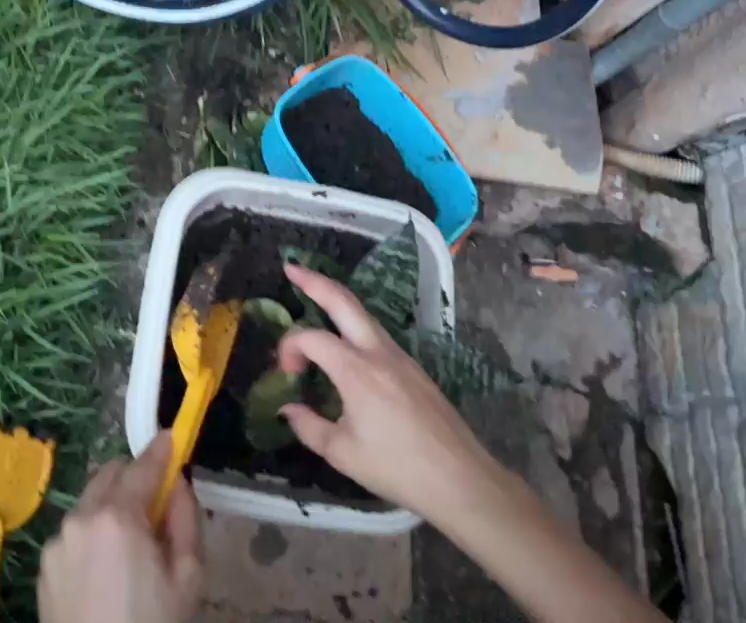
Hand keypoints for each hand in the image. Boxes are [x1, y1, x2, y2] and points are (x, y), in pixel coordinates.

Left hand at [37, 434, 202, 622]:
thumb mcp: (187, 577)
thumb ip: (185, 518)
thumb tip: (177, 482)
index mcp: (118, 516)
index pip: (143, 466)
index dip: (162, 449)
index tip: (174, 436)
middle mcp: (81, 517)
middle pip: (111, 474)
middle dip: (135, 480)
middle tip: (155, 510)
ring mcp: (57, 541)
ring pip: (91, 502)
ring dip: (112, 508)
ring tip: (129, 550)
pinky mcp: (44, 565)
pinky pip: (75, 532)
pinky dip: (92, 536)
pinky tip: (104, 572)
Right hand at [276, 262, 492, 522]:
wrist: (459, 478)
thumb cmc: (397, 468)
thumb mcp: (342, 454)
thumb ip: (308, 427)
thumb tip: (288, 409)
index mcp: (357, 371)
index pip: (312, 338)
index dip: (290, 347)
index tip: (286, 375)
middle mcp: (378, 353)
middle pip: (344, 302)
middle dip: (315, 281)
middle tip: (291, 268)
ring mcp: (401, 357)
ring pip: (364, 315)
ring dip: (337, 300)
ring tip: (314, 293)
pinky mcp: (414, 368)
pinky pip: (378, 335)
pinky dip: (354, 325)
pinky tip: (347, 342)